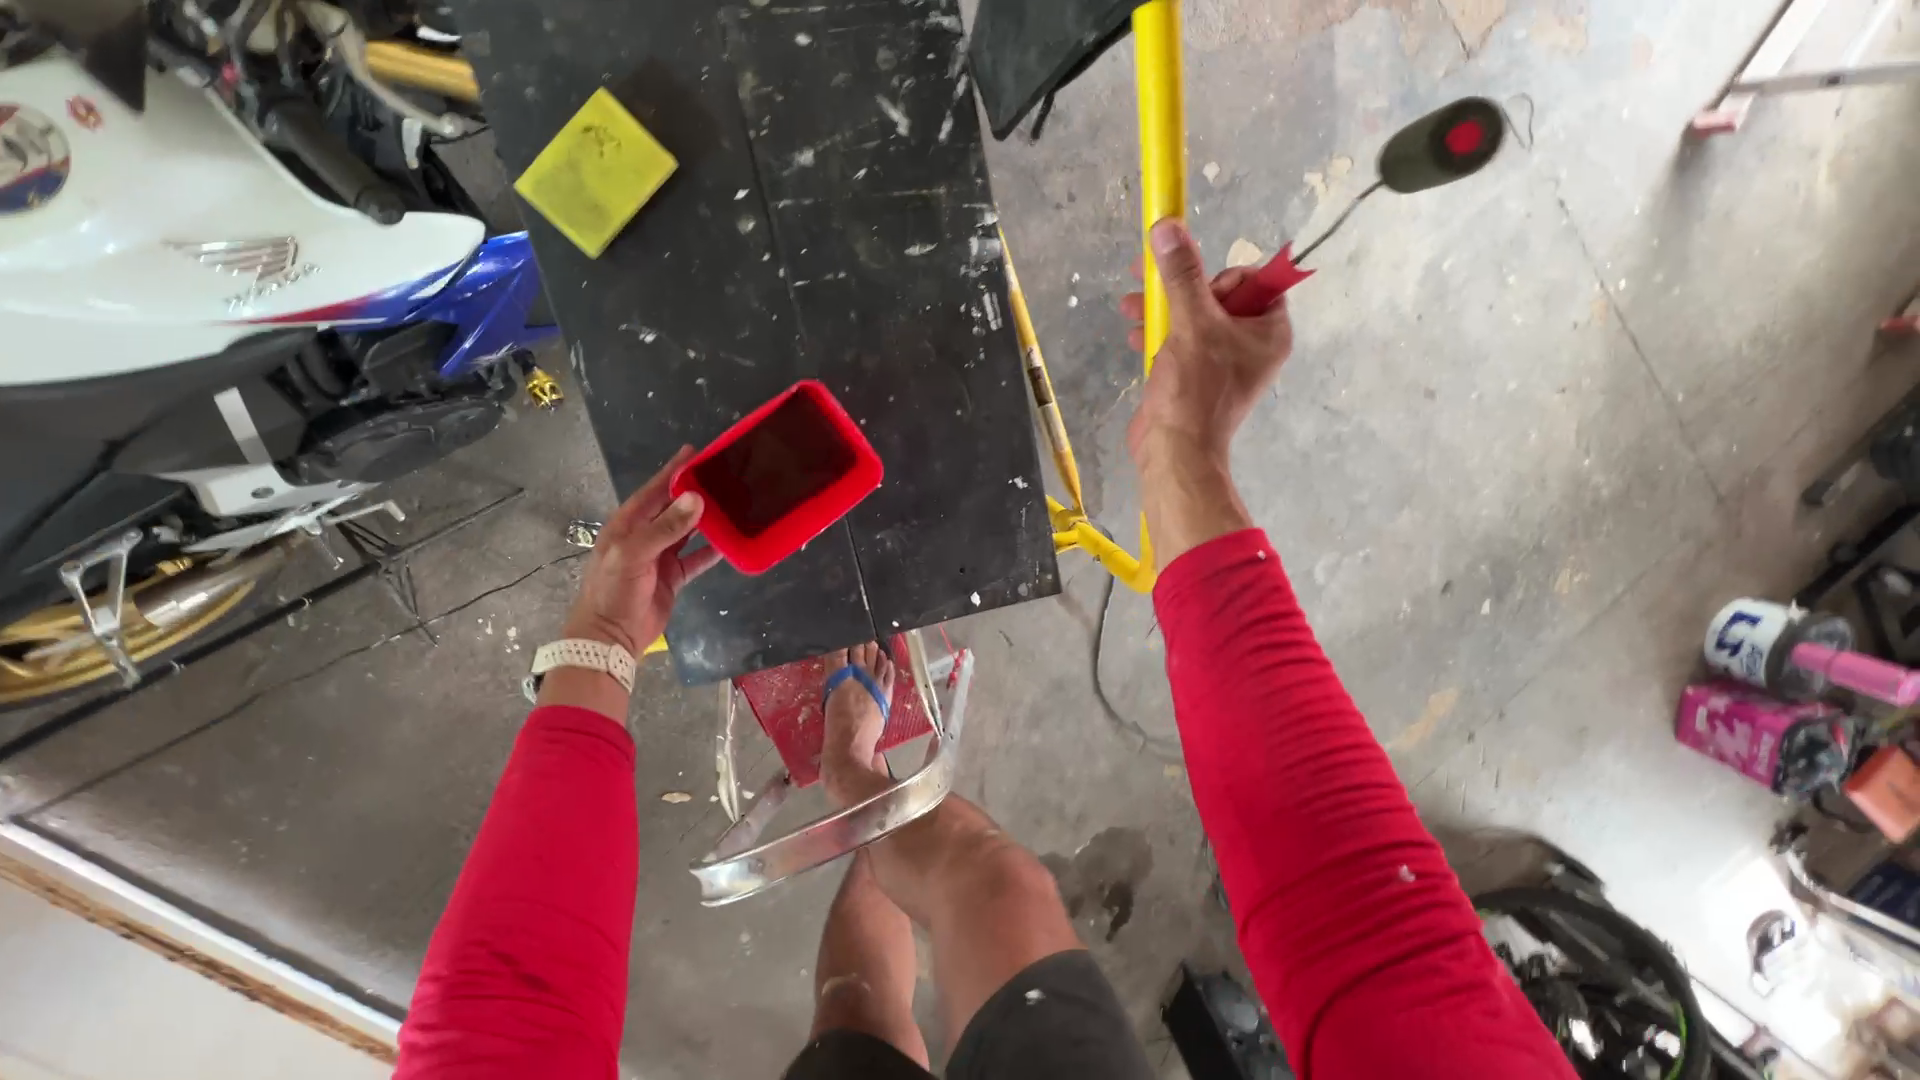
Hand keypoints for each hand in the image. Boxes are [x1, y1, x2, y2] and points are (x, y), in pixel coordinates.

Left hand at [561, 446, 720, 656]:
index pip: (655, 491)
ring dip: (706, 520)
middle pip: (673, 508)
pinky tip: (731, 542)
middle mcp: (644, 536)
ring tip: (732, 503)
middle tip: (723, 476)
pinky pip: (696, 558)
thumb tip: (697, 499)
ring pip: (687, 531)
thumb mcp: (635, 554)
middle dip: (695, 492)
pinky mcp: (673, 577)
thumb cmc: (613, 591)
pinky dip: (712, 551)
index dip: (674, 472)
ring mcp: (659, 557)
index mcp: (628, 525)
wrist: (609, 638)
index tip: (695, 452)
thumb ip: (666, 527)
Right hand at [1120, 218, 1293, 470]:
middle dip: (1180, 288)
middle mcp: (1251, 344)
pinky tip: (1135, 334)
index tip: (1194, 284)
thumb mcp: (1191, 324)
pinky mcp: (1195, 377)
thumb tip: (1167, 225)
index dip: (1221, 275)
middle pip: (1219, 296)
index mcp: (1269, 331)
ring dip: (1162, 308)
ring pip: (1194, 318)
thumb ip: (1180, 275)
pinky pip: (1180, 342)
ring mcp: (1222, 363)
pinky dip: (1159, 333)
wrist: (1175, 451)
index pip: (1255, 281)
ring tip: (1130, 306)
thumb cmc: (1195, 389)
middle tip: (1150, 282)